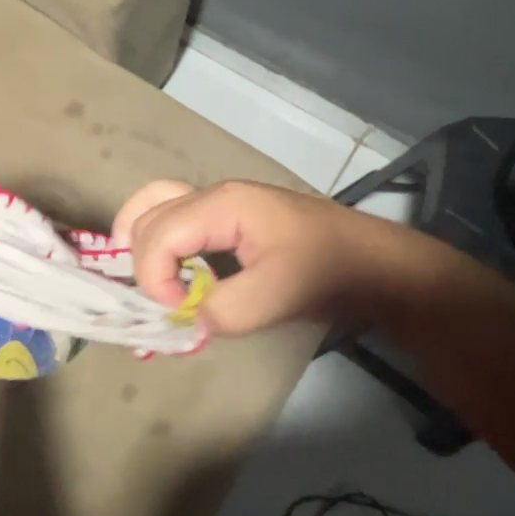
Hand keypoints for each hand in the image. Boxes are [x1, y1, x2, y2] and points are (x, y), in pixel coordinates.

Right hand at [113, 179, 441, 335]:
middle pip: (147, 214)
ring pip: (154, 205)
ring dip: (141, 240)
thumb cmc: (327, 271)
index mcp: (222, 205)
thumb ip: (225, 310)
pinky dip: (159, 241)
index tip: (180, 312)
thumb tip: (188, 319)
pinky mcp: (226, 218)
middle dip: (143, 261)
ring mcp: (218, 203)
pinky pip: (173, 217)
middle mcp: (212, 196)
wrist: (373, 263)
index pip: (158, 234)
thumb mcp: (278, 297)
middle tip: (163, 300)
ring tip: (145, 278)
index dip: (154, 277)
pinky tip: (170, 272)